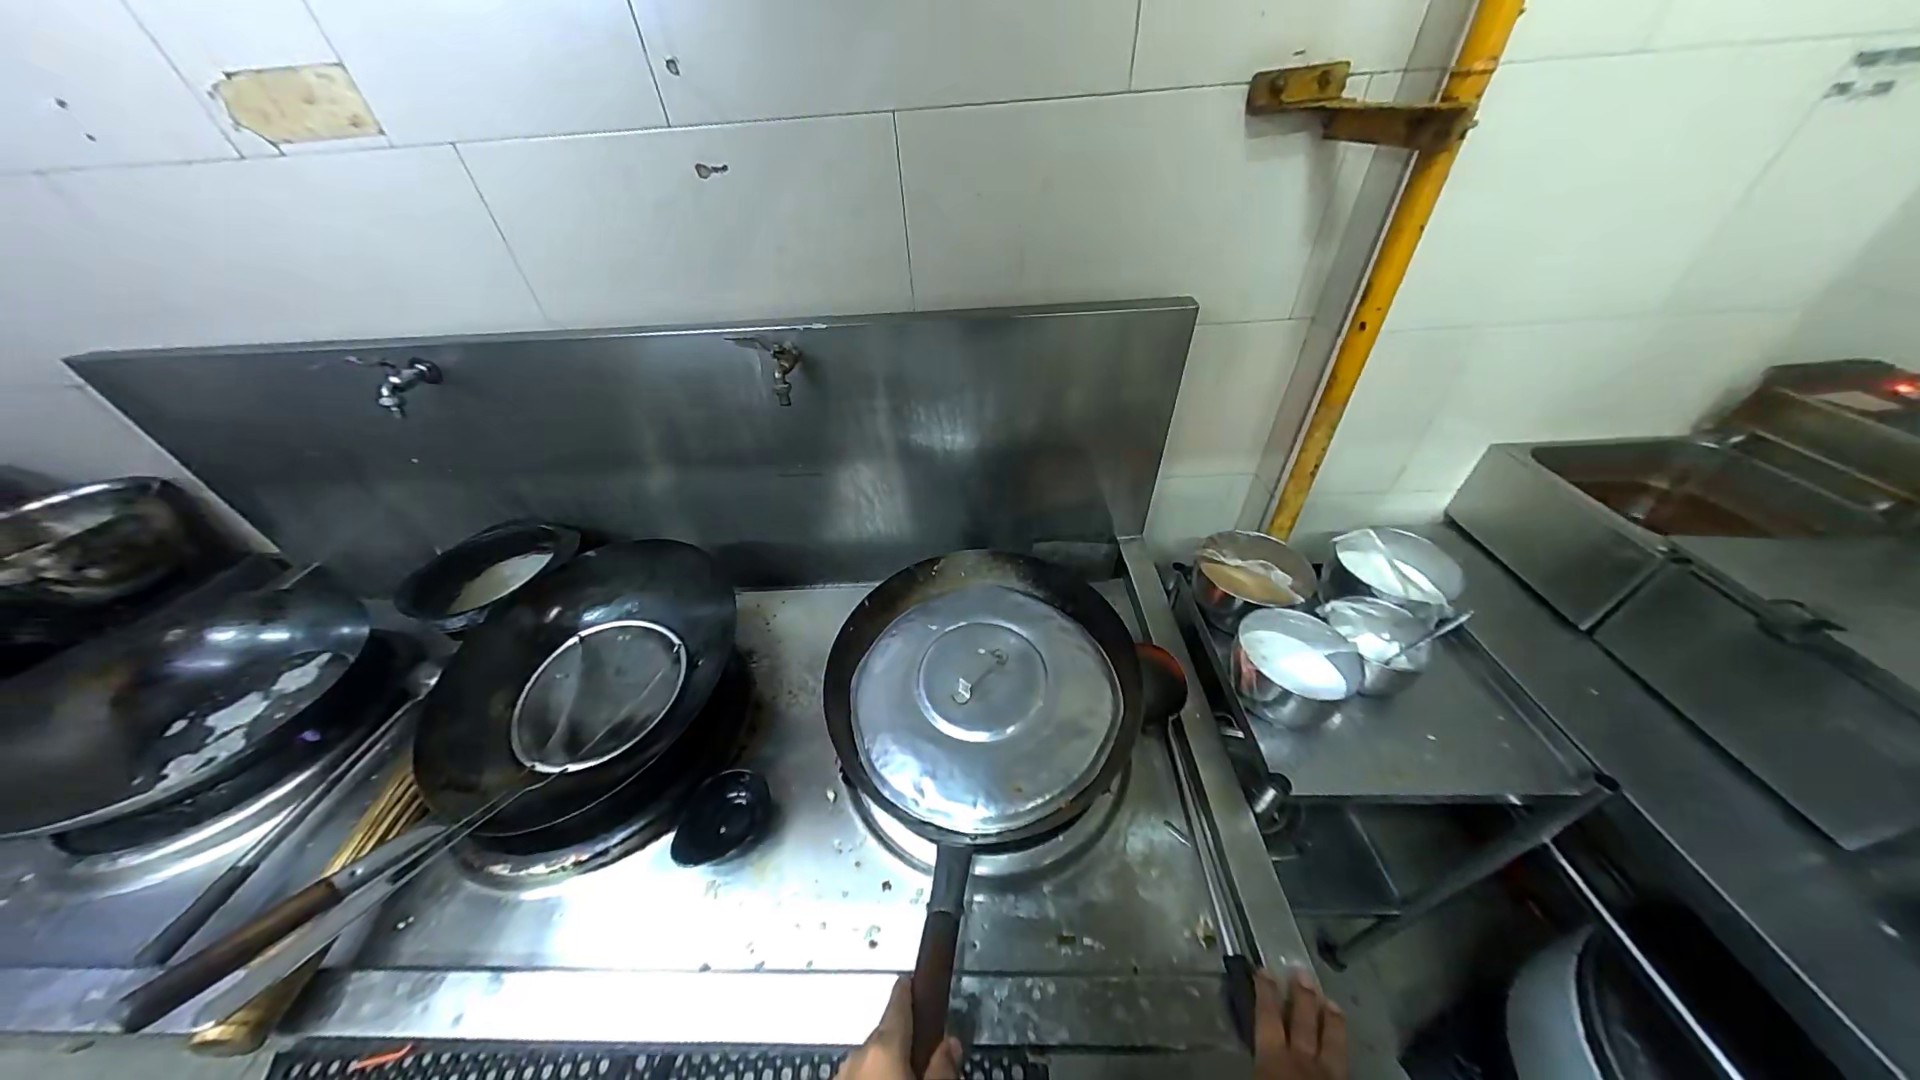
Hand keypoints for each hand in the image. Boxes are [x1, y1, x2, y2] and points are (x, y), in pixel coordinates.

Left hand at [839, 976, 962, 1079]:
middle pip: (884, 1034)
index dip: (907, 989)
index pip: (898, 1004)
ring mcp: (841, 1074)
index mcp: (883, 1046)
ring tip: (907, 1076)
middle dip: (902, 1039)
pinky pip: (857, 1075)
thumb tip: (951, 1042)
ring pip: (868, 1059)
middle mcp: (858, 1054)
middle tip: (922, 1052)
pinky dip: (870, 1077)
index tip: (909, 978)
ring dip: (885, 1064)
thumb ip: (942, 1066)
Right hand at [1254, 969, 1347, 1079]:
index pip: (1268, 1017)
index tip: (1264, 969)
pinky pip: (1346, 1068)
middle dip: (1303, 997)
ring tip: (1332, 1002)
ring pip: (1333, 1044)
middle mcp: (1303, 1063)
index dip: (1265, 992)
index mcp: (1274, 1060)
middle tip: (1303, 972)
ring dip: (1331, 1021)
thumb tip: (1247, 1059)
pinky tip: (1344, 1046)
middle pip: (1304, 1023)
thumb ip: (1254, 1070)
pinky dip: (1344, 1050)